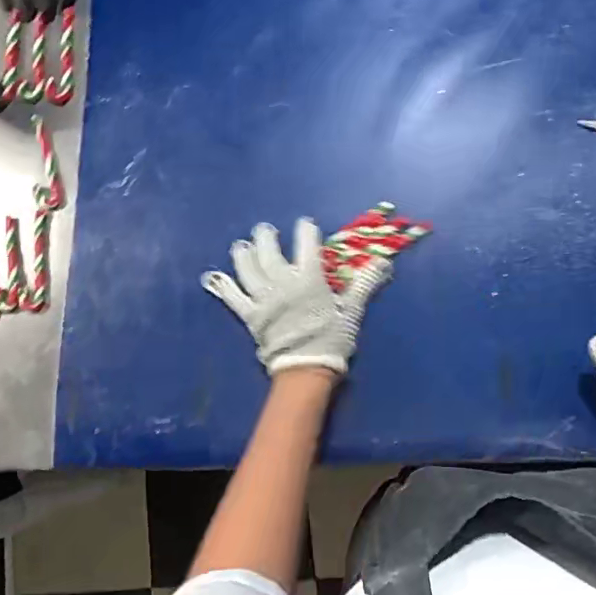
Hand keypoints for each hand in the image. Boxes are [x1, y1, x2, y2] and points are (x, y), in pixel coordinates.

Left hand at [202, 218, 389, 375]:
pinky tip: (213, 276)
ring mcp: (262, 298)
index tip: (305, 225)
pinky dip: (222, 285)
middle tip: (265, 231)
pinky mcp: (249, 314)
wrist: (305, 369)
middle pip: (269, 251)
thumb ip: (363, 283)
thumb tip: (382, 261)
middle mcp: (282, 282)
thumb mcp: (351, 309)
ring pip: (247, 268)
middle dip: (266, 237)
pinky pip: (232, 296)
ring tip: (242, 246)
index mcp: (308, 278)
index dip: (305, 230)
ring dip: (244, 254)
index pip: (306, 244)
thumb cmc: (332, 339)